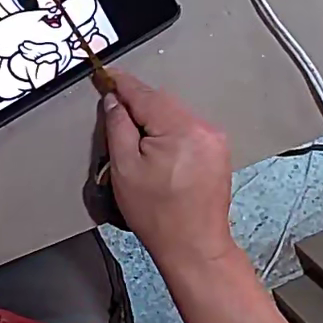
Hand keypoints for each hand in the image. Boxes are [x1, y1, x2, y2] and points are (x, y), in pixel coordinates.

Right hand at [99, 72, 238, 270]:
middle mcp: (203, 129)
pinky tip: (156, 150)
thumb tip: (114, 101)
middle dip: (136, 105)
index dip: (121, 83)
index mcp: (181, 129)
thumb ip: (118, 126)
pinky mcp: (217, 150)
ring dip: (153, 118)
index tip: (106, 76)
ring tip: (136, 145)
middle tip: (113, 116)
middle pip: (161, 101)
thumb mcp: (123, 167)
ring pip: (173, 113)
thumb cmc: (159, 215)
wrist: (193, 246)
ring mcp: (214, 139)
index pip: (144, 94)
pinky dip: (168, 129)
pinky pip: (186, 126)